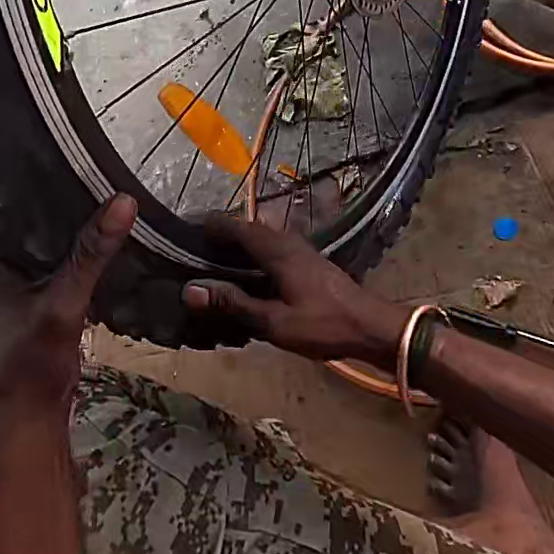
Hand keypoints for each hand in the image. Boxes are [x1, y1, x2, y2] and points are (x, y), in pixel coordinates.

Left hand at [0, 195, 136, 410]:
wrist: (31, 416)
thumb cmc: (32, 361)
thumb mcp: (63, 303)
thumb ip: (92, 253)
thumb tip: (125, 200)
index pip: (15, 203)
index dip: (48, 182)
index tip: (87, 162)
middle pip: (35, 218)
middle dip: (70, 203)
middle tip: (108, 177)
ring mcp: (11, 275)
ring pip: (50, 237)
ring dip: (78, 227)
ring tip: (113, 197)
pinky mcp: (32, 289)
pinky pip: (58, 256)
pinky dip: (80, 249)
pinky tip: (108, 233)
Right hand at [181, 218, 407, 364]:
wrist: (371, 327)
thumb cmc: (323, 324)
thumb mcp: (274, 321)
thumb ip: (234, 304)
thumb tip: (191, 290)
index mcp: (276, 249)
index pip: (234, 226)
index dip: (208, 226)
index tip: (182, 232)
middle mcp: (286, 242)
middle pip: (245, 230)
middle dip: (218, 238)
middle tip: (189, 254)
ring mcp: (299, 250)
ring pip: (259, 240)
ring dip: (235, 248)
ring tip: (209, 266)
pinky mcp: (306, 262)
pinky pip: (270, 250)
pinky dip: (250, 257)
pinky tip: (242, 279)